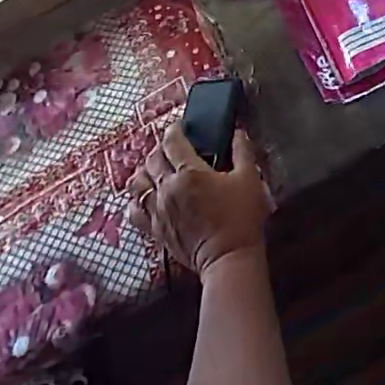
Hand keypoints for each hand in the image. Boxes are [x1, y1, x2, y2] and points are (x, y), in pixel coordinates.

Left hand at [127, 124, 272, 277]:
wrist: (228, 257)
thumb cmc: (241, 217)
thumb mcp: (250, 179)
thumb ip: (242, 152)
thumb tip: (238, 133)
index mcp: (190, 172)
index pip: (173, 141)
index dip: (174, 130)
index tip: (180, 127)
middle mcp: (167, 188)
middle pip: (152, 158)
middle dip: (161, 148)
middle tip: (172, 147)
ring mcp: (157, 210)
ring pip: (137, 182)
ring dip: (144, 171)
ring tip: (155, 169)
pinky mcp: (154, 229)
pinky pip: (135, 210)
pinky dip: (137, 199)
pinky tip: (146, 196)